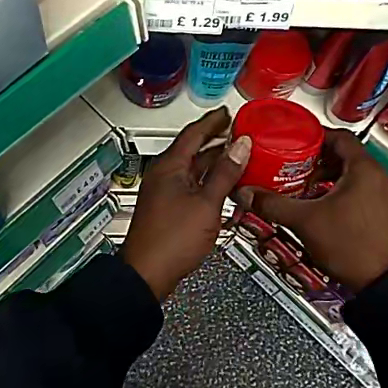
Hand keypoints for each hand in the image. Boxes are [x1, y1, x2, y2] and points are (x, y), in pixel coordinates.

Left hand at [120, 108, 249, 299]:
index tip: (227, 114)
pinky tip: (223, 188)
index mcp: (170, 167)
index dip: (213, 122)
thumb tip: (240, 147)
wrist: (147, 273)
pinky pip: (192, 186)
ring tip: (236, 157)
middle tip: (236, 133)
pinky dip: (209, 182)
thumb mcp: (207, 204)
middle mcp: (164, 176)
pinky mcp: (169, 209)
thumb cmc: (169, 240)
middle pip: (193, 149)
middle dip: (216, 141)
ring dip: (214, 162)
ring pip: (193, 169)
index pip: (193, 133)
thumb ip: (226, 173)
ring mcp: (165, 193)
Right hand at [238, 130, 387, 290]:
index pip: (339, 137)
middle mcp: (380, 178)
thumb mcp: (305, 221)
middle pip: (346, 156)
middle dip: (318, 160)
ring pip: (354, 175)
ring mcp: (386, 197)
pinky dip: (342, 193)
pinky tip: (324, 209)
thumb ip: (274, 204)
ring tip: (306, 188)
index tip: (298, 141)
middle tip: (297, 166)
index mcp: (364, 170)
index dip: (315, 136)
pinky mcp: (386, 214)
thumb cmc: (355, 248)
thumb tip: (250, 194)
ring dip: (329, 178)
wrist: (383, 283)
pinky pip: (363, 192)